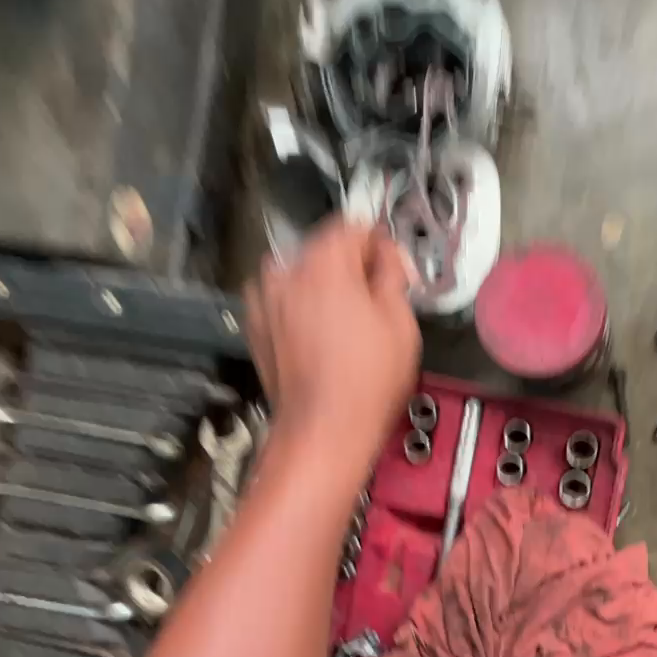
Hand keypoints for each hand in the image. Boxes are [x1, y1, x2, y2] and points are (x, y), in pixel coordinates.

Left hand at [244, 220, 419, 471]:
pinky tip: (325, 340)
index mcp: (323, 261)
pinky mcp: (255, 327)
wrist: (323, 431)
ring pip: (302, 276)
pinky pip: (285, 303)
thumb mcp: (400, 322)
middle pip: (324, 248)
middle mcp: (284, 271)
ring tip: (351, 324)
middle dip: (352, 266)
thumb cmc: (368, 380)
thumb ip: (391, 275)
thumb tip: (385, 258)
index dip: (380, 243)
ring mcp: (263, 299)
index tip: (395, 269)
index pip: (353, 225)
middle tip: (378, 300)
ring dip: (326, 288)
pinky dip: (303, 310)